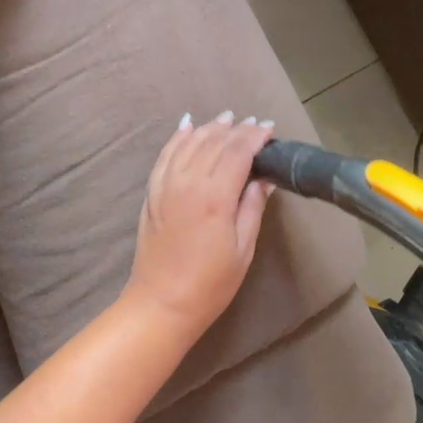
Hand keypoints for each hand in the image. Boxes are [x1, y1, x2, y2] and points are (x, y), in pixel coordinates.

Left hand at [120, 112, 275, 337]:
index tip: (269, 129)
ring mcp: (166, 184)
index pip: (237, 152)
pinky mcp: (152, 191)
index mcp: (215, 197)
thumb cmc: (210, 283)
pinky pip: (166, 154)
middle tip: (253, 123)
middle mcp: (188, 182)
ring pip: (189, 143)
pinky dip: (178, 136)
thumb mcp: (243, 249)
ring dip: (209, 128)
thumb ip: (253, 207)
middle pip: (214, 143)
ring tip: (226, 119)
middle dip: (236, 129)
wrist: (161, 303)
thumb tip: (265, 177)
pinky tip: (188, 126)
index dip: (254, 137)